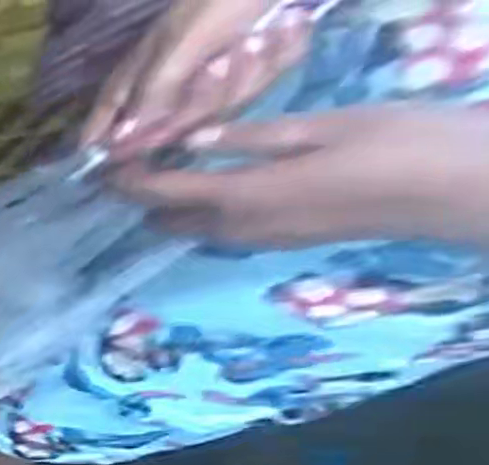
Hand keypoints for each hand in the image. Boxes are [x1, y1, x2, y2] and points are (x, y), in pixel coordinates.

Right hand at [83, 0, 315, 161]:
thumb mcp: (179, 48)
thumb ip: (149, 97)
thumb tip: (118, 142)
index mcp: (133, 83)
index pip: (99, 131)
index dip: (110, 148)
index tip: (125, 158)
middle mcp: (166, 89)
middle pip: (172, 127)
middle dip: (205, 98)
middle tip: (221, 62)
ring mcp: (212, 81)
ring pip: (221, 108)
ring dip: (249, 71)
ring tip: (261, 34)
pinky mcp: (254, 68)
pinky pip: (263, 82)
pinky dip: (281, 53)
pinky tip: (285, 26)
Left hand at [113, 105, 488, 248]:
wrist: (461, 191)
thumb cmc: (400, 146)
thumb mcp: (325, 127)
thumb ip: (252, 137)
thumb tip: (192, 138)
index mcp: (235, 196)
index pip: (156, 194)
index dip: (125, 181)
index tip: (106, 166)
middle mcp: (229, 227)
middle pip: (162, 218)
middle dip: (141, 197)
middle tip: (141, 164)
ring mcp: (250, 239)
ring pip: (187, 227)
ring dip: (171, 206)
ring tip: (172, 170)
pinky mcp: (271, 242)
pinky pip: (216, 230)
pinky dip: (200, 211)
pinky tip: (214, 185)